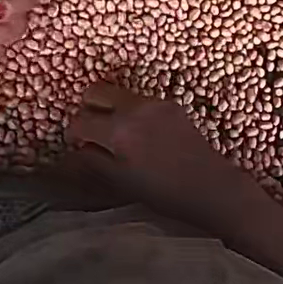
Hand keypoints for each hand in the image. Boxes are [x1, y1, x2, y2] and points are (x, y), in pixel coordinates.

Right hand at [62, 84, 271, 232]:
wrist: (210, 187)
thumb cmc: (163, 192)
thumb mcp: (121, 181)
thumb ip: (93, 160)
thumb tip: (79, 147)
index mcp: (118, 130)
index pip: (80, 121)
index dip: (72, 133)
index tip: (75, 143)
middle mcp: (134, 108)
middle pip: (96, 91)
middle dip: (87, 109)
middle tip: (90, 131)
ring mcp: (155, 103)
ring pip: (119, 93)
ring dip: (110, 108)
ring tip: (116, 135)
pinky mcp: (171, 105)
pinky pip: (140, 101)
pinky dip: (131, 112)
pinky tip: (140, 135)